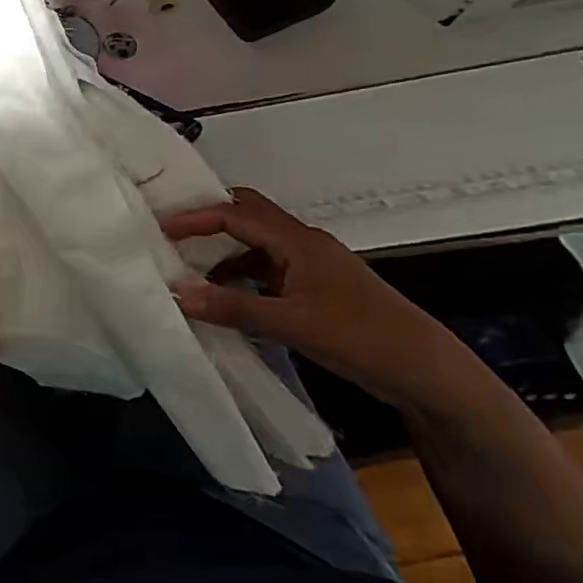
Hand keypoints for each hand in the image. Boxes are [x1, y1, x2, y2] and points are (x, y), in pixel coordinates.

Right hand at [160, 187, 482, 409]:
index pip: (237, 214)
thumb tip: (177, 293)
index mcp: (298, 241)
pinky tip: (228, 301)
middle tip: (173, 237)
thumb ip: (232, 307)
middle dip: (211, 222)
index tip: (160, 228)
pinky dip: (242, 278)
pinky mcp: (316, 288)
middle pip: (250, 217)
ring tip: (191, 274)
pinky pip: (268, 270)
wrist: (421, 368)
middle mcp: (303, 244)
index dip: (196, 217)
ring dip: (225, 254)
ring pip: (258, 246)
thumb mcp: (290, 323)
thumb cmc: (358, 336)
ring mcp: (311, 266)